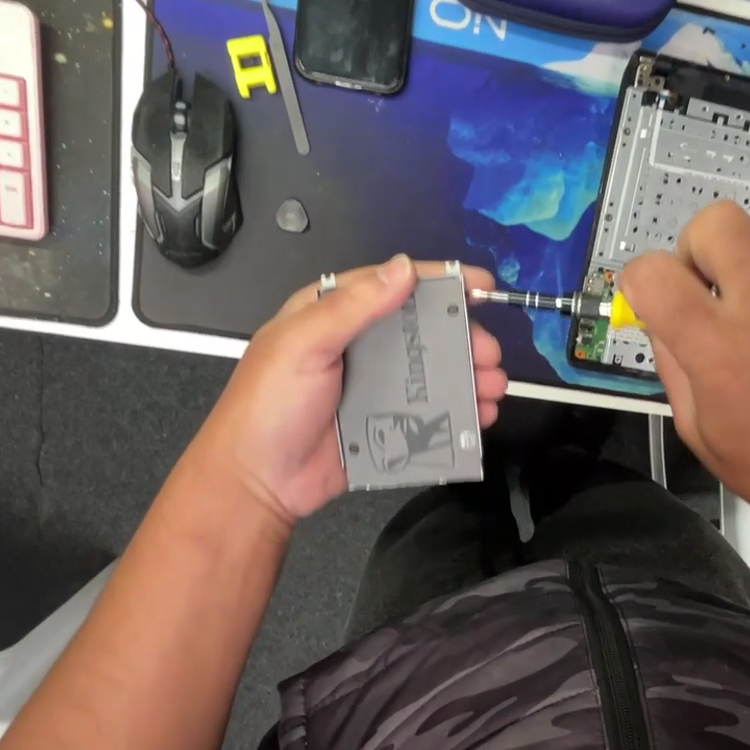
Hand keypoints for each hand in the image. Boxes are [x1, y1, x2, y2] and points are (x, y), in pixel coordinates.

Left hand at [183, 255, 508, 528]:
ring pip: (432, 372)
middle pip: (423, 331)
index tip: (479, 285)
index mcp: (333, 314)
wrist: (257, 481)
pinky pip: (429, 413)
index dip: (439, 282)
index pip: (393, 285)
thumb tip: (402, 268)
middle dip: (463, 339)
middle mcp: (359, 346)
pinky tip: (479, 415)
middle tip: (489, 354)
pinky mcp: (385, 424)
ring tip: (492, 387)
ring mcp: (374, 387)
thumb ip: (353, 305)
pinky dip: (458, 412)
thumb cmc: (268, 406)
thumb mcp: (303, 344)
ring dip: (468, 377)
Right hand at [617, 203, 749, 547]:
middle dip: (696, 248)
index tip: (650, 300)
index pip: (654, 272)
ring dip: (746, 271)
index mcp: (719, 349)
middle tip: (706, 290)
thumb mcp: (695, 427)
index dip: (639, 280)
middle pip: (716, 222)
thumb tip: (657, 314)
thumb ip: (671, 361)